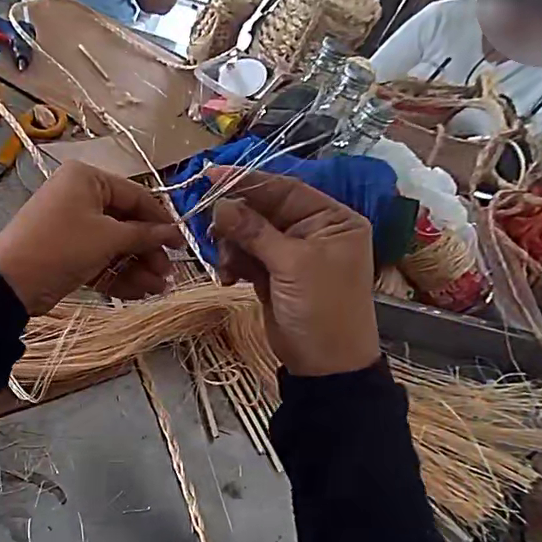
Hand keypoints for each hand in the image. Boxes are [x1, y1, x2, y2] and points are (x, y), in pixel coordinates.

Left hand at [0, 161, 183, 315]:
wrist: (12, 282)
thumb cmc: (61, 247)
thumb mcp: (107, 238)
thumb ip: (143, 235)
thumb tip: (173, 234)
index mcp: (87, 179)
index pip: (136, 195)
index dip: (161, 220)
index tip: (181, 243)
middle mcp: (81, 198)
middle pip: (127, 223)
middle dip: (149, 251)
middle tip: (169, 273)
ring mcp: (74, 227)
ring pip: (116, 246)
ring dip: (138, 267)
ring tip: (158, 288)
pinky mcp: (69, 253)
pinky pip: (102, 260)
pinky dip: (120, 275)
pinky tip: (141, 292)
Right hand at [208, 167, 380, 376]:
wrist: (326, 366)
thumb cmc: (322, 309)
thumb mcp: (292, 265)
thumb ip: (255, 232)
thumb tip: (220, 203)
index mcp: (332, 219)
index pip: (285, 189)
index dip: (247, 181)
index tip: (210, 175)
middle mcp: (314, 231)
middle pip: (264, 211)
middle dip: (236, 221)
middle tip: (211, 231)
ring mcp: (292, 255)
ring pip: (250, 235)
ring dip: (232, 247)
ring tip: (226, 267)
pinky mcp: (275, 276)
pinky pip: (247, 258)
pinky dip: (234, 265)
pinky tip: (228, 279)